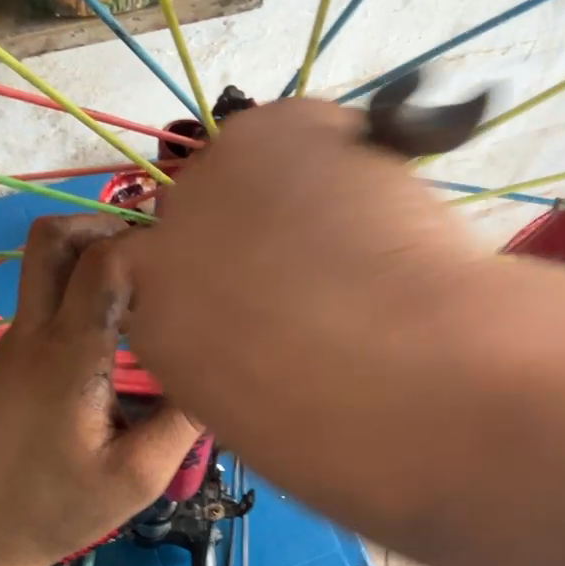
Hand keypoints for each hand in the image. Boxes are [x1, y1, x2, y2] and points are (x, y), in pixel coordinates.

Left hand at [0, 214, 202, 565]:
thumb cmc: (56, 511)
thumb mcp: (138, 476)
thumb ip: (184, 418)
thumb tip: (220, 370)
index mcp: (69, 355)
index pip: (103, 259)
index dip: (147, 244)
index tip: (188, 261)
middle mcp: (33, 335)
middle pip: (53, 238)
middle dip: (105, 226)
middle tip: (155, 257)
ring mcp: (11, 347)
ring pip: (44, 270)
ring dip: (90, 262)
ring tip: (145, 300)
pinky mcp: (4, 366)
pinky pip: (42, 307)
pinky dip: (78, 298)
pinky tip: (114, 343)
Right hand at [119, 99, 488, 449]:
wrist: (408, 383)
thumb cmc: (340, 434)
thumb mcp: (255, 415)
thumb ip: (231, 361)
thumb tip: (264, 333)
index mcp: (157, 328)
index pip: (160, 279)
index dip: (214, 277)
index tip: (259, 288)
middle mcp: (168, 245)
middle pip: (199, 214)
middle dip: (248, 230)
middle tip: (316, 257)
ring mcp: (215, 181)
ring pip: (248, 166)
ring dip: (293, 187)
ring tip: (356, 234)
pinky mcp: (274, 130)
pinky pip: (304, 130)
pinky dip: (341, 151)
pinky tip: (376, 196)